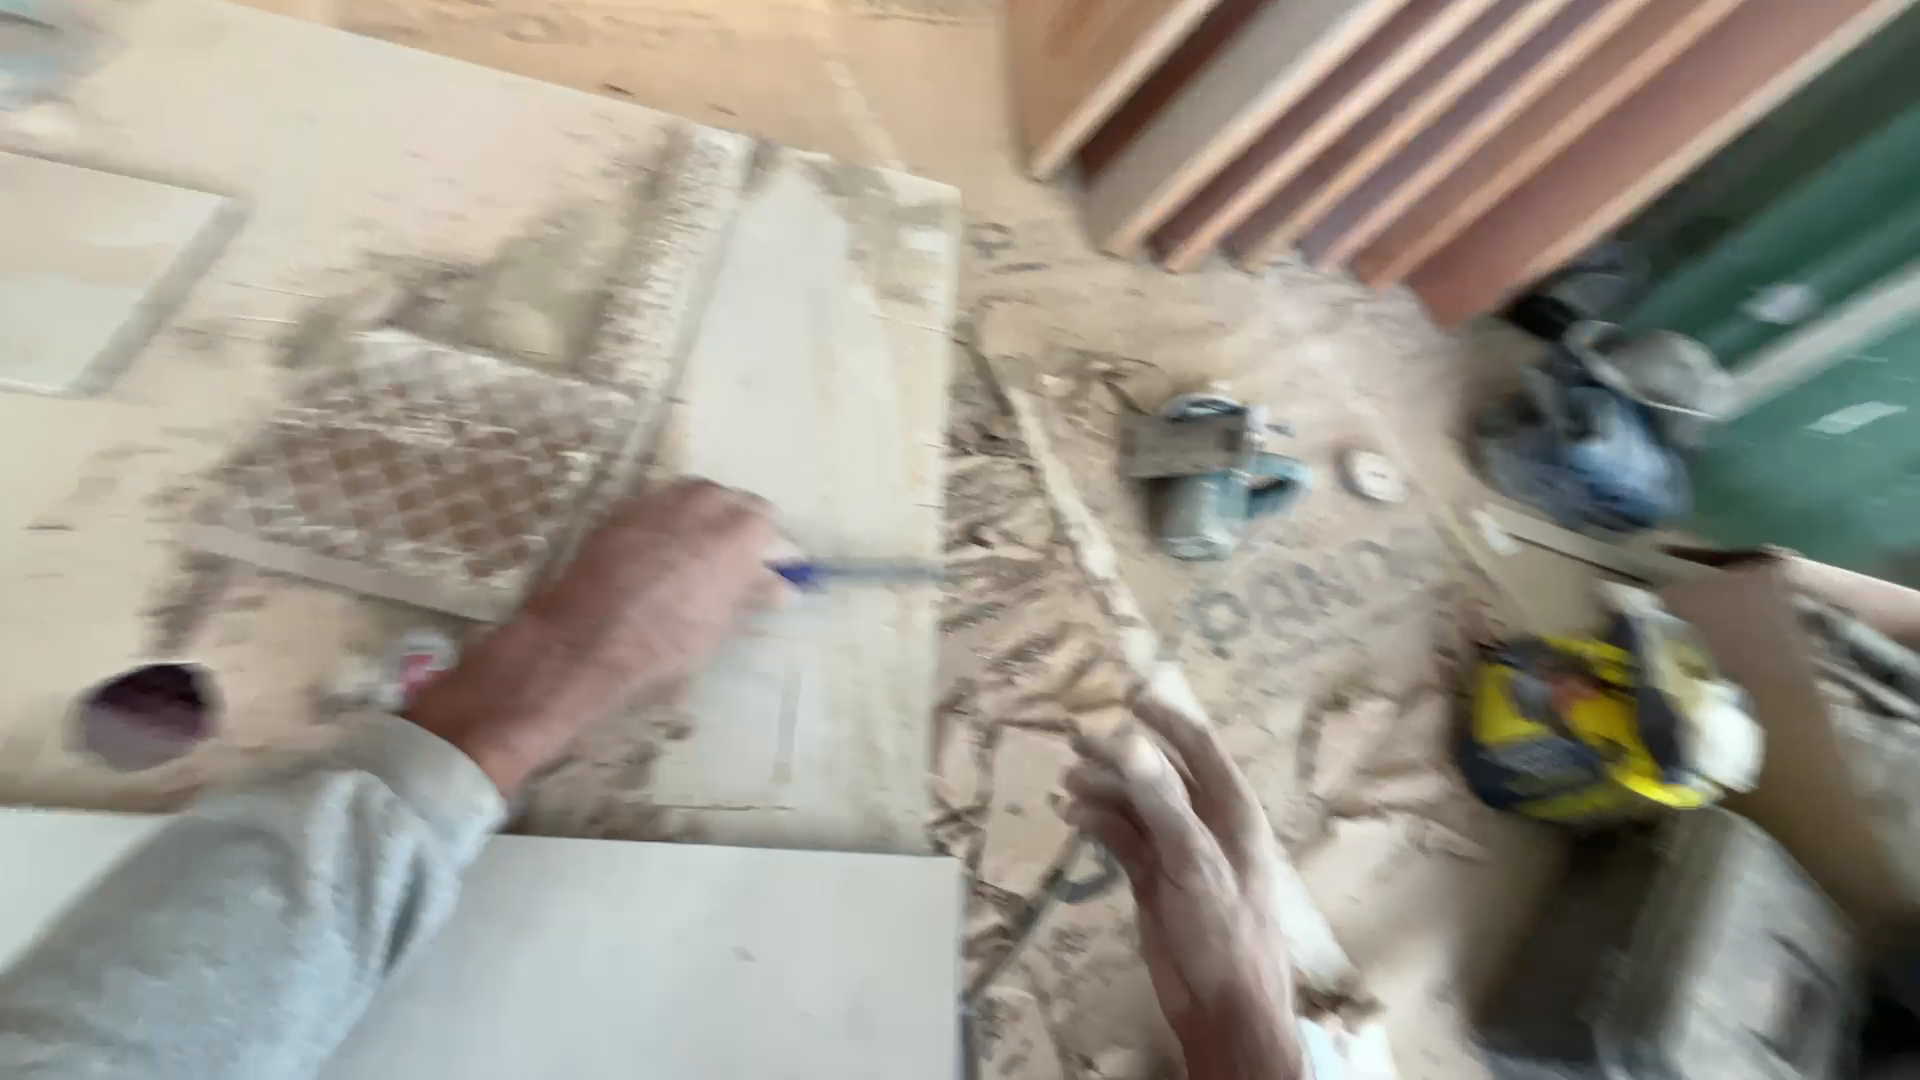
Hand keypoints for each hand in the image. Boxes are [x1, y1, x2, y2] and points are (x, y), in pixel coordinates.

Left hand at [406, 480, 784, 794]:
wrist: (584, 638)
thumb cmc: (668, 639)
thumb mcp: (725, 623)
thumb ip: (757, 594)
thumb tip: (784, 587)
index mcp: (744, 528)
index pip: (776, 532)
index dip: (779, 557)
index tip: (780, 577)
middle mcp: (709, 499)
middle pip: (740, 506)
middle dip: (746, 534)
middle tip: (741, 570)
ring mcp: (664, 497)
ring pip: (702, 500)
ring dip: (710, 523)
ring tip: (702, 560)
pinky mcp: (628, 506)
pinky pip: (666, 508)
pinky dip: (675, 525)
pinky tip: (665, 557)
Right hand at [1064, 684, 1306, 1079]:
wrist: (1223, 1012)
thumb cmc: (1224, 931)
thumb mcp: (1195, 862)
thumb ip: (1162, 802)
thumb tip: (1128, 742)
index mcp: (1230, 810)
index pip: (1198, 747)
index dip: (1166, 719)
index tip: (1127, 696)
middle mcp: (1202, 822)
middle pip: (1156, 773)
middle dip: (1119, 756)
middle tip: (1076, 742)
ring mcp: (1175, 850)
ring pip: (1134, 804)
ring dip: (1103, 790)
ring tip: (1068, 782)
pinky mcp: (1151, 877)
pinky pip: (1121, 837)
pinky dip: (1098, 823)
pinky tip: (1074, 818)